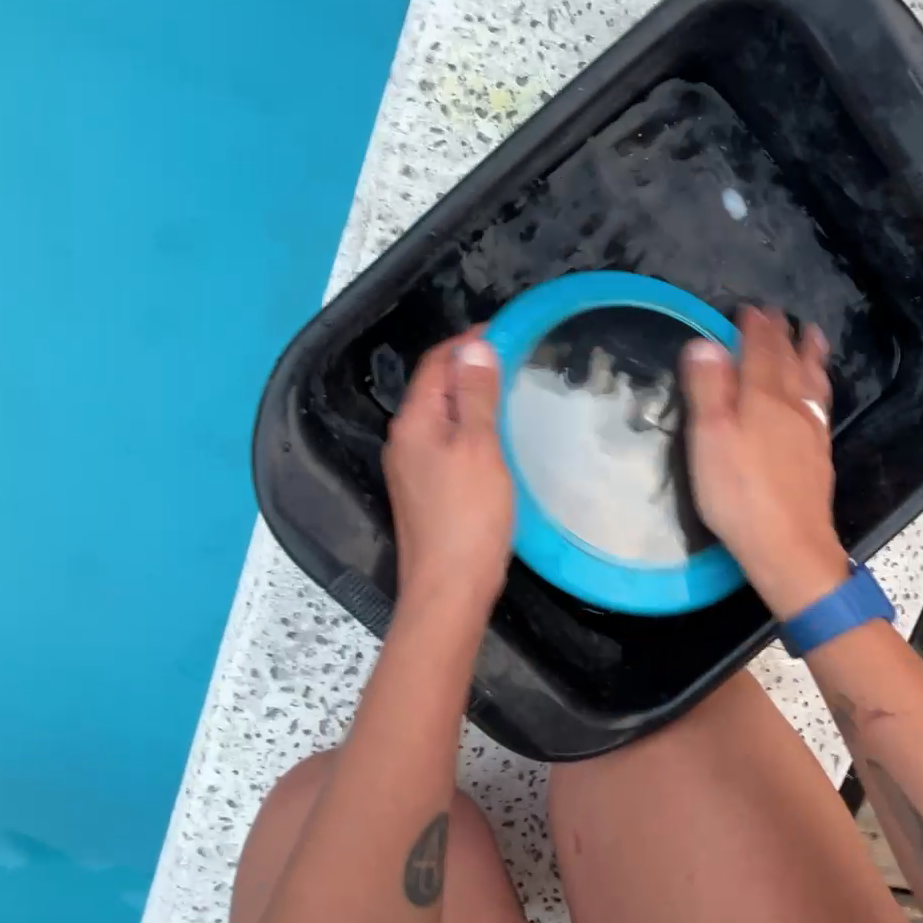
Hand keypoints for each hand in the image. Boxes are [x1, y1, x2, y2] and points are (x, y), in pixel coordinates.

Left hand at [384, 330, 513, 618]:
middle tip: (517, 359)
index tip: (508, 332)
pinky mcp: (426, 491)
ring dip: (472, 397)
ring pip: (442, 416)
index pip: (436, 362)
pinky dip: (471, 427)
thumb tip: (474, 345)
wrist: (449, 590)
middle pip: (436, 387)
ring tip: (512, 391)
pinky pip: (447, 442)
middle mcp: (405, 440)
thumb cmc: (469, 517)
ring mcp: (412, 468)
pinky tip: (498, 437)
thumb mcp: (479, 447)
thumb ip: (475, 395)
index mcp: (414, 422)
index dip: (467, 341)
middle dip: (471, 367)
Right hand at [679, 307, 847, 618]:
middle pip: (788, 362)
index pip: (759, 352)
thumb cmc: (739, 492)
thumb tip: (705, 344)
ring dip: (810, 355)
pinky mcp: (818, 456)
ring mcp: (810, 432)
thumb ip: (708, 389)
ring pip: (811, 382)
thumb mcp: (710, 438)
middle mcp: (791, 407)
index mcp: (761, 397)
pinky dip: (819, 387)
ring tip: (813, 336)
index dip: (754, 329)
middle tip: (779, 315)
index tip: (752, 309)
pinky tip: (817, 395)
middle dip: (781, 335)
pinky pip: (820, 406)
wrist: (789, 545)